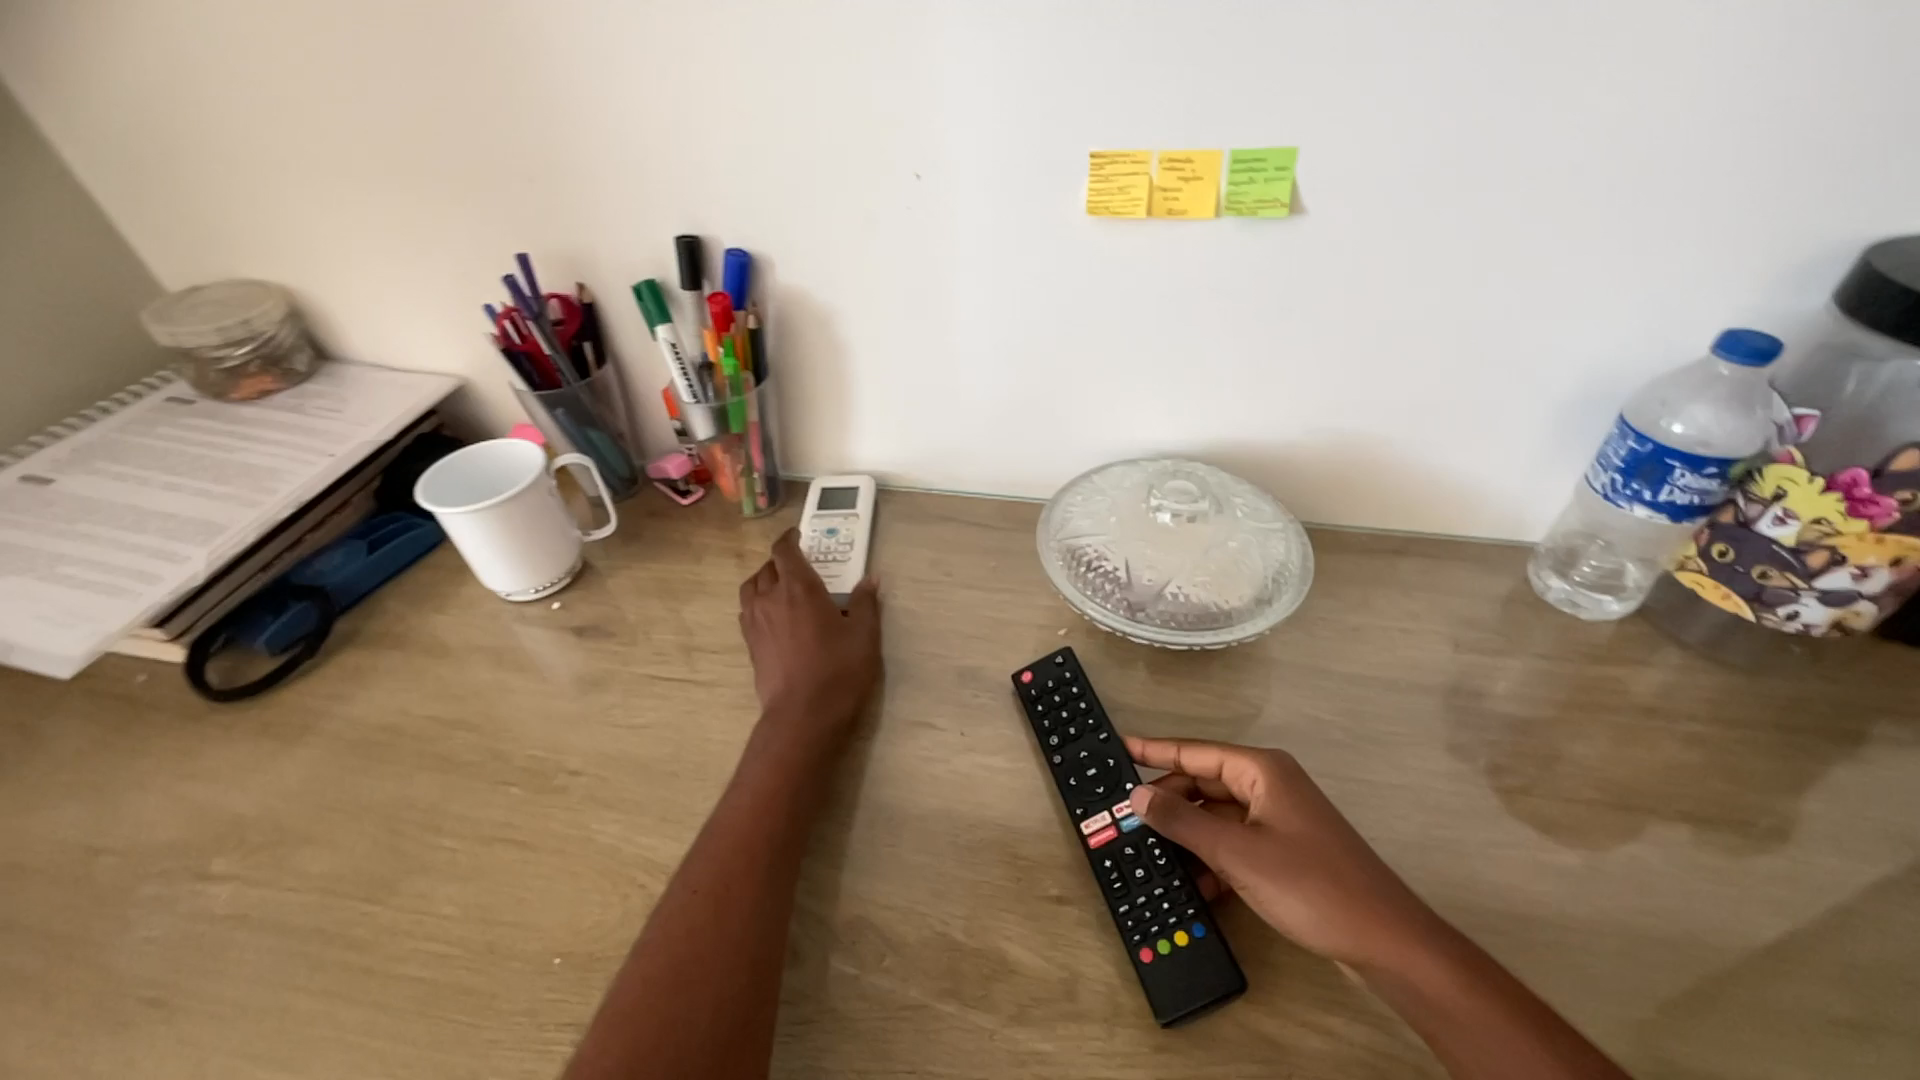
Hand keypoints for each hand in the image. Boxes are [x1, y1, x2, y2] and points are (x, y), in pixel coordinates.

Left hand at [738, 528, 881, 737]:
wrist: (803, 716)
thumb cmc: (839, 672)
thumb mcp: (864, 635)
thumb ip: (865, 603)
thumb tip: (869, 580)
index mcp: (800, 588)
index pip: (785, 550)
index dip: (790, 539)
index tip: (798, 536)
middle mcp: (771, 598)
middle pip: (767, 568)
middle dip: (781, 561)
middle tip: (800, 566)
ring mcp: (755, 622)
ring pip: (752, 588)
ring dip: (765, 581)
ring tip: (782, 588)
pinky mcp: (750, 644)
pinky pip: (748, 611)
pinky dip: (759, 604)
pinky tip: (776, 617)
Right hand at [1124, 737, 1443, 972]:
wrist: (1385, 940)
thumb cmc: (1312, 886)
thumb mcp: (1236, 853)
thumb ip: (1183, 821)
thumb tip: (1138, 795)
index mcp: (1261, 771)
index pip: (1194, 752)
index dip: (1154, 750)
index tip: (1118, 747)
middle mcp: (1269, 786)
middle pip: (1204, 783)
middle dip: (1168, 801)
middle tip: (1126, 817)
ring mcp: (1278, 819)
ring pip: (1217, 816)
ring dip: (1188, 835)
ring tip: (1151, 851)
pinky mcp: (1284, 850)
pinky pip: (1234, 842)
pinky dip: (1212, 858)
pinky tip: (1194, 883)